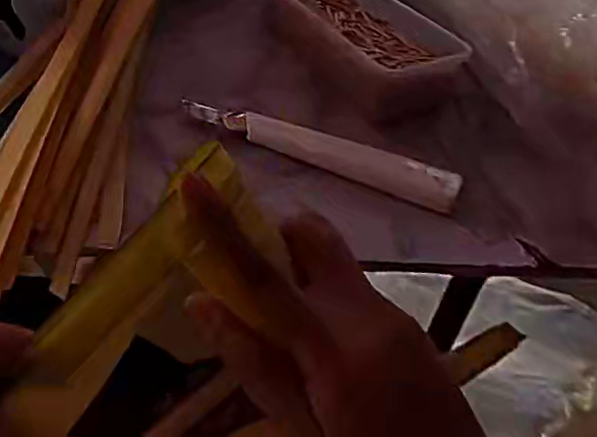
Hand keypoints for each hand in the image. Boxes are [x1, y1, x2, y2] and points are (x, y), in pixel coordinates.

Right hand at [182, 178, 481, 436]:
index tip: (193, 184)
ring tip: (288, 319)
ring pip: (331, 255)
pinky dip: (324, 291)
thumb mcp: (304, 431)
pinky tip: (325, 344)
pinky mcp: (404, 317)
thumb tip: (200, 303)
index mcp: (332, 348)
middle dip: (274, 233)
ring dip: (299, 264)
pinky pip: (352, 282)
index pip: (264, 274)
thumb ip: (256, 367)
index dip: (222, 226)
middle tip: (255, 274)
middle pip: (310, 233)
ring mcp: (389, 310)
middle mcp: (364, 311)